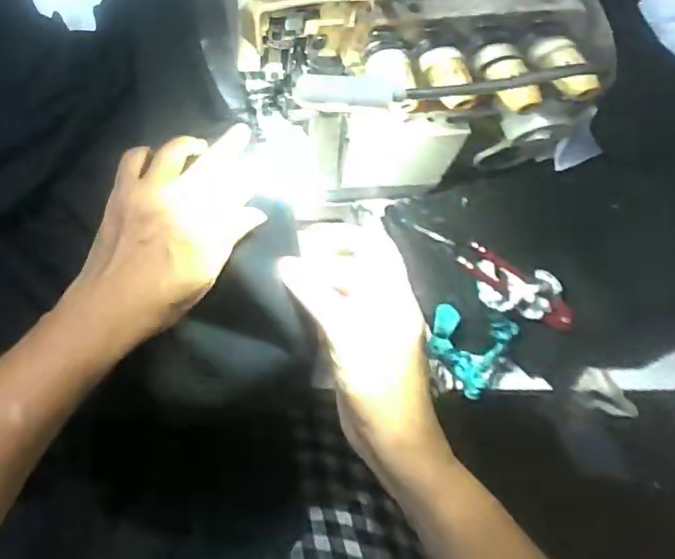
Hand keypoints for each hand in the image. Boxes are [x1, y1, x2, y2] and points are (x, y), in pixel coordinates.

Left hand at [60, 124, 268, 347]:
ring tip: (196, 147)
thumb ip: (228, 238)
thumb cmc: (161, 299)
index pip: (232, 188)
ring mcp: (144, 191)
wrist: (107, 302)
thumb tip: (253, 212)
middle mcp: (174, 199)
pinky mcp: (121, 190)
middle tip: (239, 133)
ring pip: (171, 151)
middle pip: (208, 163)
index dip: (247, 174)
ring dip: (187, 144)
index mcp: (199, 223)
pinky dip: (146, 152)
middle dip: (228, 146)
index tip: (257, 165)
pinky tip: (153, 158)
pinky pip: (133, 158)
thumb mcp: (204, 275)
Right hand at [278, 222, 450, 478]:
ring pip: (342, 284)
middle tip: (288, 254)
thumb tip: (281, 262)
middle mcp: (384, 302)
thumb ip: (312, 292)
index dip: (343, 232)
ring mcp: (369, 323)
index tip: (306, 234)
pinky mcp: (354, 342)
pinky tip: (289, 300)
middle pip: (355, 261)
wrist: (393, 442)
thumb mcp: (343, 332)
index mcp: (392, 294)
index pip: (374, 243)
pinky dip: (313, 298)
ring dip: (316, 276)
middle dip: (323, 253)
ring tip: (282, 273)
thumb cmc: (375, 382)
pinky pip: (333, 307)